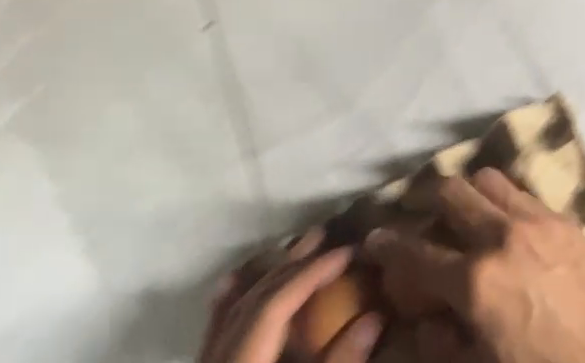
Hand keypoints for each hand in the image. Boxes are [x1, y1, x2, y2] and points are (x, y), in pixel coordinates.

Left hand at [201, 230, 386, 362]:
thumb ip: (339, 362)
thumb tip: (375, 317)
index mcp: (245, 358)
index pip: (277, 303)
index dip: (312, 273)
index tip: (347, 251)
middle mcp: (221, 354)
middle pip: (255, 299)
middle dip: (292, 265)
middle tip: (324, 234)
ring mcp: (209, 360)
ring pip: (235, 308)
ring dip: (267, 275)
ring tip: (291, 247)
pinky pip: (213, 327)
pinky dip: (228, 299)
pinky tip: (232, 279)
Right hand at [364, 168, 584, 362]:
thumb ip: (443, 342)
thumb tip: (423, 317)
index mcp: (474, 281)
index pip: (414, 253)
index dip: (386, 245)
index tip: (373, 239)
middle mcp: (500, 236)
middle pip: (450, 192)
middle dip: (425, 202)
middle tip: (419, 220)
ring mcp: (534, 219)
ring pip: (486, 179)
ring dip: (467, 191)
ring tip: (461, 213)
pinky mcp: (562, 216)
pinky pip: (520, 190)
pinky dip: (501, 197)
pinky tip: (501, 220)